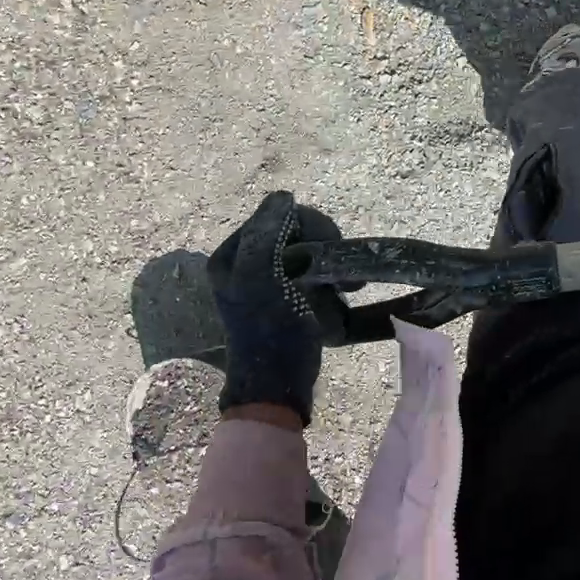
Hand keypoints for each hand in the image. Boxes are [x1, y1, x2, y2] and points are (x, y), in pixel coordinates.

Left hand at [207, 192, 340, 423]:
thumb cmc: (269, 330)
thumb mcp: (258, 277)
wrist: (280, 382)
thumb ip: (264, 233)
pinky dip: (334, 272)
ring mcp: (273, 277)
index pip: (277, 215)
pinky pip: (319, 266)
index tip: (325, 247)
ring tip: (346, 284)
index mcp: (233, 254)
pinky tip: (343, 289)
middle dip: (323, 242)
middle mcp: (250, 261)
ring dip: (334, 258)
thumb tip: (284, 197)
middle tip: (338, 268)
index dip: (306, 225)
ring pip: (313, 245)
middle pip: (297, 227)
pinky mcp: (294, 292)